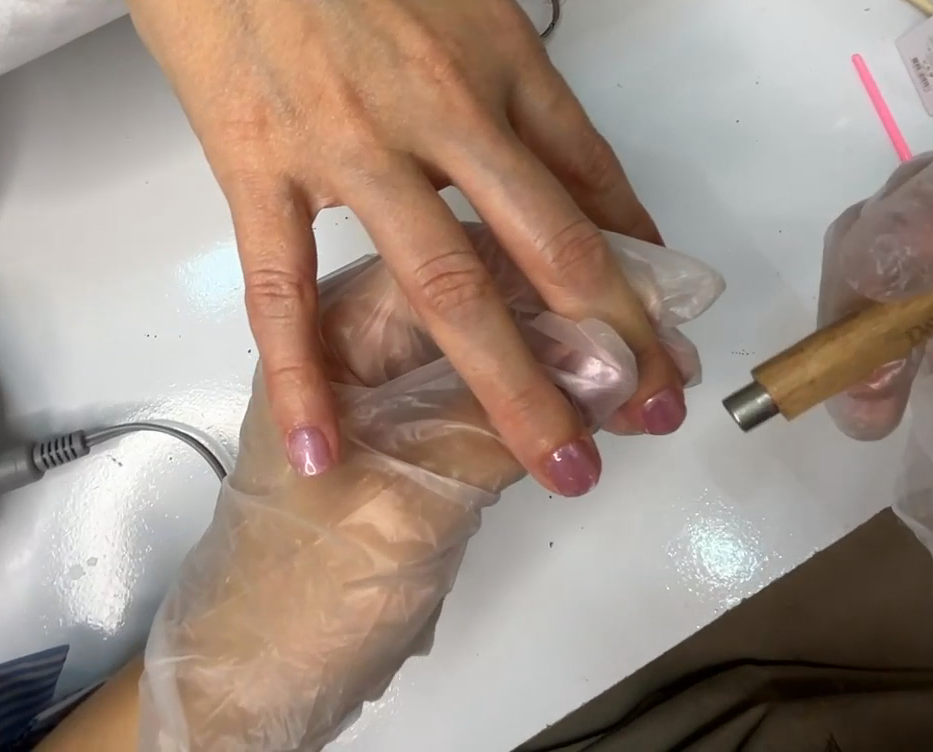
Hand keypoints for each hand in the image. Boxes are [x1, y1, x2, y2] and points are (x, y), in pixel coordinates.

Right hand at [26, 0, 687, 497]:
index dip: (638, 264)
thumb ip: (503, 73)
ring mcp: (350, 142)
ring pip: (444, 287)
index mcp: (497, 51)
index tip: (664, 329)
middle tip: (649, 422)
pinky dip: (305, 377)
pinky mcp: (255, 161)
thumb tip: (554, 157)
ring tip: (555, 465)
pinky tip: (325, 450)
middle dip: (611, 343)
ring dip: (510, 387)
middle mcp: (445, 105)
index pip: (593, 180)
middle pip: (548, 249)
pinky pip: (283, 290)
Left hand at [141, 229, 721, 750]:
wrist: (264, 666)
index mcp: (344, 325)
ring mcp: (404, 372)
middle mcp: (375, 330)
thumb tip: (605, 373)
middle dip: (583, 319)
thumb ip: (495, 427)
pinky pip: (505, 384)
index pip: (458, 266)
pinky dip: (560, 392)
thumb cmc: (306, 581)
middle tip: (668, 354)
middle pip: (492, 294)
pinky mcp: (429, 416)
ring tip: (661, 381)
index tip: (635, 312)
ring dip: (581, 355)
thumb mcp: (399, 500)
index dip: (552, 280)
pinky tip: (614, 405)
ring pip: (507, 337)